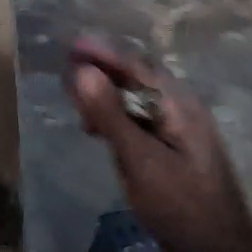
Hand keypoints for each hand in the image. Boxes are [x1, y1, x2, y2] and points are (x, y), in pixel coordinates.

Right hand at [65, 38, 251, 251]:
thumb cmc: (181, 205)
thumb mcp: (141, 161)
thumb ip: (111, 115)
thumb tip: (81, 70)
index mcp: (179, 104)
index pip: (136, 65)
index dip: (102, 53)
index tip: (70, 46)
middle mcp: (183, 108)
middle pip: (138, 76)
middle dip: (102, 69)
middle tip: (68, 69)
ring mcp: (181, 129)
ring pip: (138, 97)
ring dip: (106, 92)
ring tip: (76, 98)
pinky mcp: (175, 149)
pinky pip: (141, 117)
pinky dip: (115, 114)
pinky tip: (97, 127)